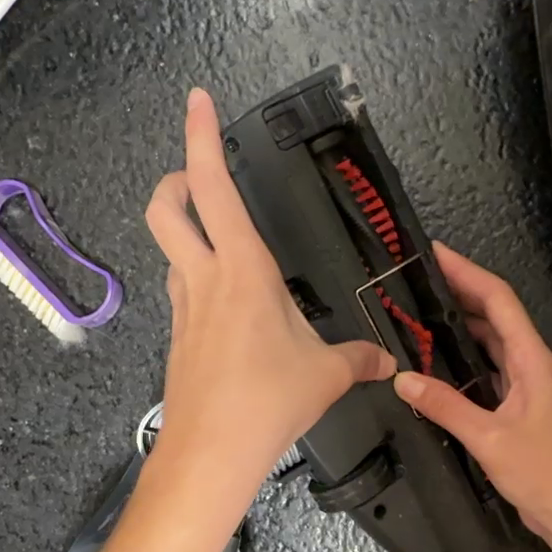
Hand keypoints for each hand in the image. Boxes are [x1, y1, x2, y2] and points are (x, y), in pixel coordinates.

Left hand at [145, 88, 394, 500]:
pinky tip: (228, 310)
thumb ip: (360, 359)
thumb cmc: (268, 402)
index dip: (200, 137)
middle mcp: (204, 280)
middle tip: (196, 178)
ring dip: (187, 232)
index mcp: (243, 271)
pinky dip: (198, 281)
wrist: (212, 451)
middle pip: (164, 208)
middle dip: (174, 179)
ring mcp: (184, 310)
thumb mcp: (327, 374)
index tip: (197, 100)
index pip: (212, 187)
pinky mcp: (178, 340)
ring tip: (221, 243)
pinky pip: (183, 293)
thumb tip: (387, 363)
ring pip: (171, 251)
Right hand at [392, 244, 551, 538]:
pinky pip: (486, 366)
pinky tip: (436, 358)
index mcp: (531, 360)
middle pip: (494, 313)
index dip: (467, 273)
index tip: (434, 253)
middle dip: (459, 290)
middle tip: (416, 278)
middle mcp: (529, 363)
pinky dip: (462, 355)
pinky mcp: (515, 403)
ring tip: (420, 310)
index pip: (498, 301)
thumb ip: (445, 406)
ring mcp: (523, 383)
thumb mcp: (488, 438)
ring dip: (460, 322)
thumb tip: (403, 379)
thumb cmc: (540, 472)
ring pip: (490, 340)